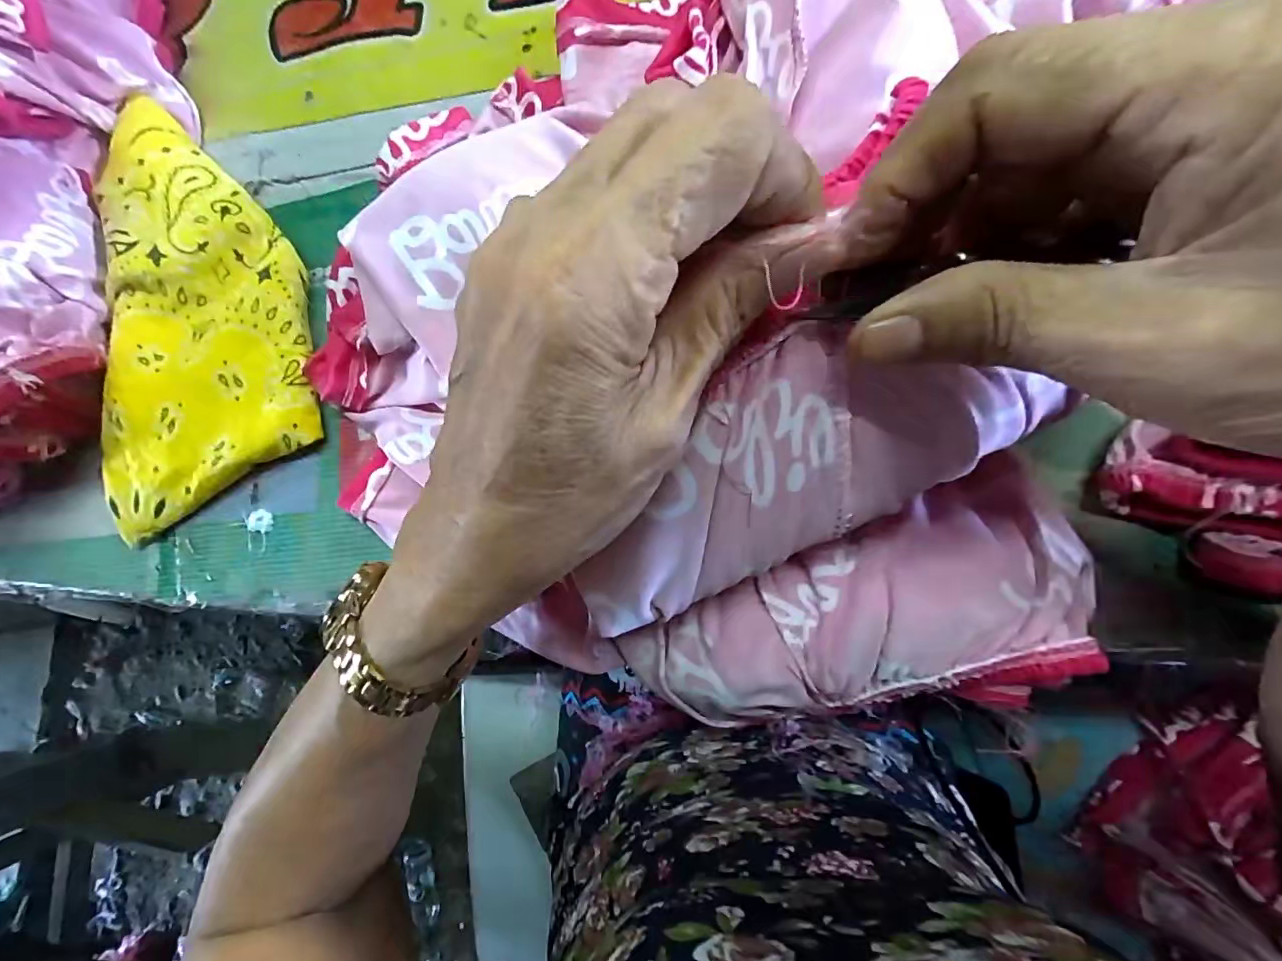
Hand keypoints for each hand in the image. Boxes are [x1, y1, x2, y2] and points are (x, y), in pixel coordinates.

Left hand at [361, 76, 826, 682]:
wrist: (471, 529)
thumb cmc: (570, 499)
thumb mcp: (665, 413)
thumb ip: (730, 303)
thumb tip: (810, 238)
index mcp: (592, 268)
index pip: (720, 132)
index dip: (783, 173)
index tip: (794, 249)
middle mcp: (542, 224)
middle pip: (673, 109)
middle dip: (741, 162)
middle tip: (760, 250)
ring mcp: (510, 233)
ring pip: (628, 137)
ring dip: (691, 178)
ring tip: (709, 266)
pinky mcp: (497, 256)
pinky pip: (585, 184)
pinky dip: (639, 202)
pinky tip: (648, 275)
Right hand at [833, 0, 1281, 464]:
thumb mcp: (1157, 341)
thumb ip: (993, 321)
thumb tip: (863, 336)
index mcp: (1231, 70)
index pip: (1002, 84)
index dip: (903, 173)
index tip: (853, 263)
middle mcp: (1227, 56)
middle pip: (1014, 111)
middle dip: (929, 207)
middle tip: (880, 295)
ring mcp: (1227, 100)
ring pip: (1040, 149)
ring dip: (970, 229)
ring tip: (938, 305)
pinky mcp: (1225, 145)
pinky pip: (1086, 176)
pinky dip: (1025, 237)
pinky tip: (1007, 290)